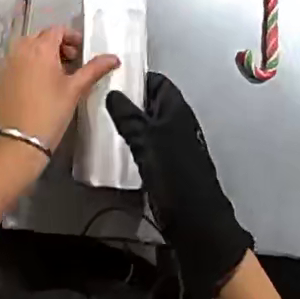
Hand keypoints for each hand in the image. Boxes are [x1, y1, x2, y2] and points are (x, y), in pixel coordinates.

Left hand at [0, 26, 118, 155]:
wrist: (18, 141)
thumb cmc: (50, 112)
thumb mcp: (75, 89)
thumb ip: (94, 69)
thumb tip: (114, 58)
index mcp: (40, 48)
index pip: (57, 30)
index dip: (72, 37)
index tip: (82, 52)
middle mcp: (21, 49)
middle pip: (42, 36)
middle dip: (59, 45)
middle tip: (73, 63)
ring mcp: (9, 62)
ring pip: (29, 48)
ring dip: (44, 53)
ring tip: (58, 74)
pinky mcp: (2, 76)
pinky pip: (19, 60)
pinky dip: (31, 63)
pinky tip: (41, 84)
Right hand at [107, 73, 252, 298]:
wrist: (195, 219)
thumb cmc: (173, 172)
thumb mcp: (144, 138)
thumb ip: (126, 115)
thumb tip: (113, 94)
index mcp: (176, 108)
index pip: (157, 81)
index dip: (136, 79)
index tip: (113, 82)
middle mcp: (177, 121)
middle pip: (151, 102)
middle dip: (130, 101)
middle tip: (104, 103)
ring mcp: (174, 143)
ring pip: (149, 123)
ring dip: (131, 123)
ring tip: (107, 124)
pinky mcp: (169, 163)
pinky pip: (149, 143)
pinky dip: (135, 142)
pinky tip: (119, 149)